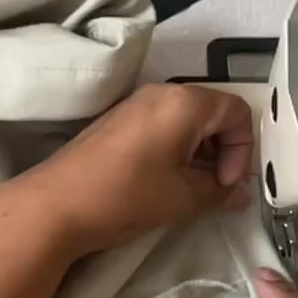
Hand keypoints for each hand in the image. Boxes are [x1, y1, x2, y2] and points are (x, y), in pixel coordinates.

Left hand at [0, 84, 253, 257]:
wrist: (55, 205)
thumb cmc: (127, 195)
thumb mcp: (183, 197)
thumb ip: (220, 191)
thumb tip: (239, 193)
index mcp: (183, 102)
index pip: (237, 111)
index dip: (242, 149)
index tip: (226, 183)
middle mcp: (160, 93)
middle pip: (212, 111)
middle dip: (223, 150)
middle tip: (214, 188)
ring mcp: (135, 104)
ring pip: (186, 119)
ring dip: (199, 151)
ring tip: (190, 189)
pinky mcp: (117, 120)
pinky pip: (162, 125)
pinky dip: (175, 148)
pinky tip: (164, 181)